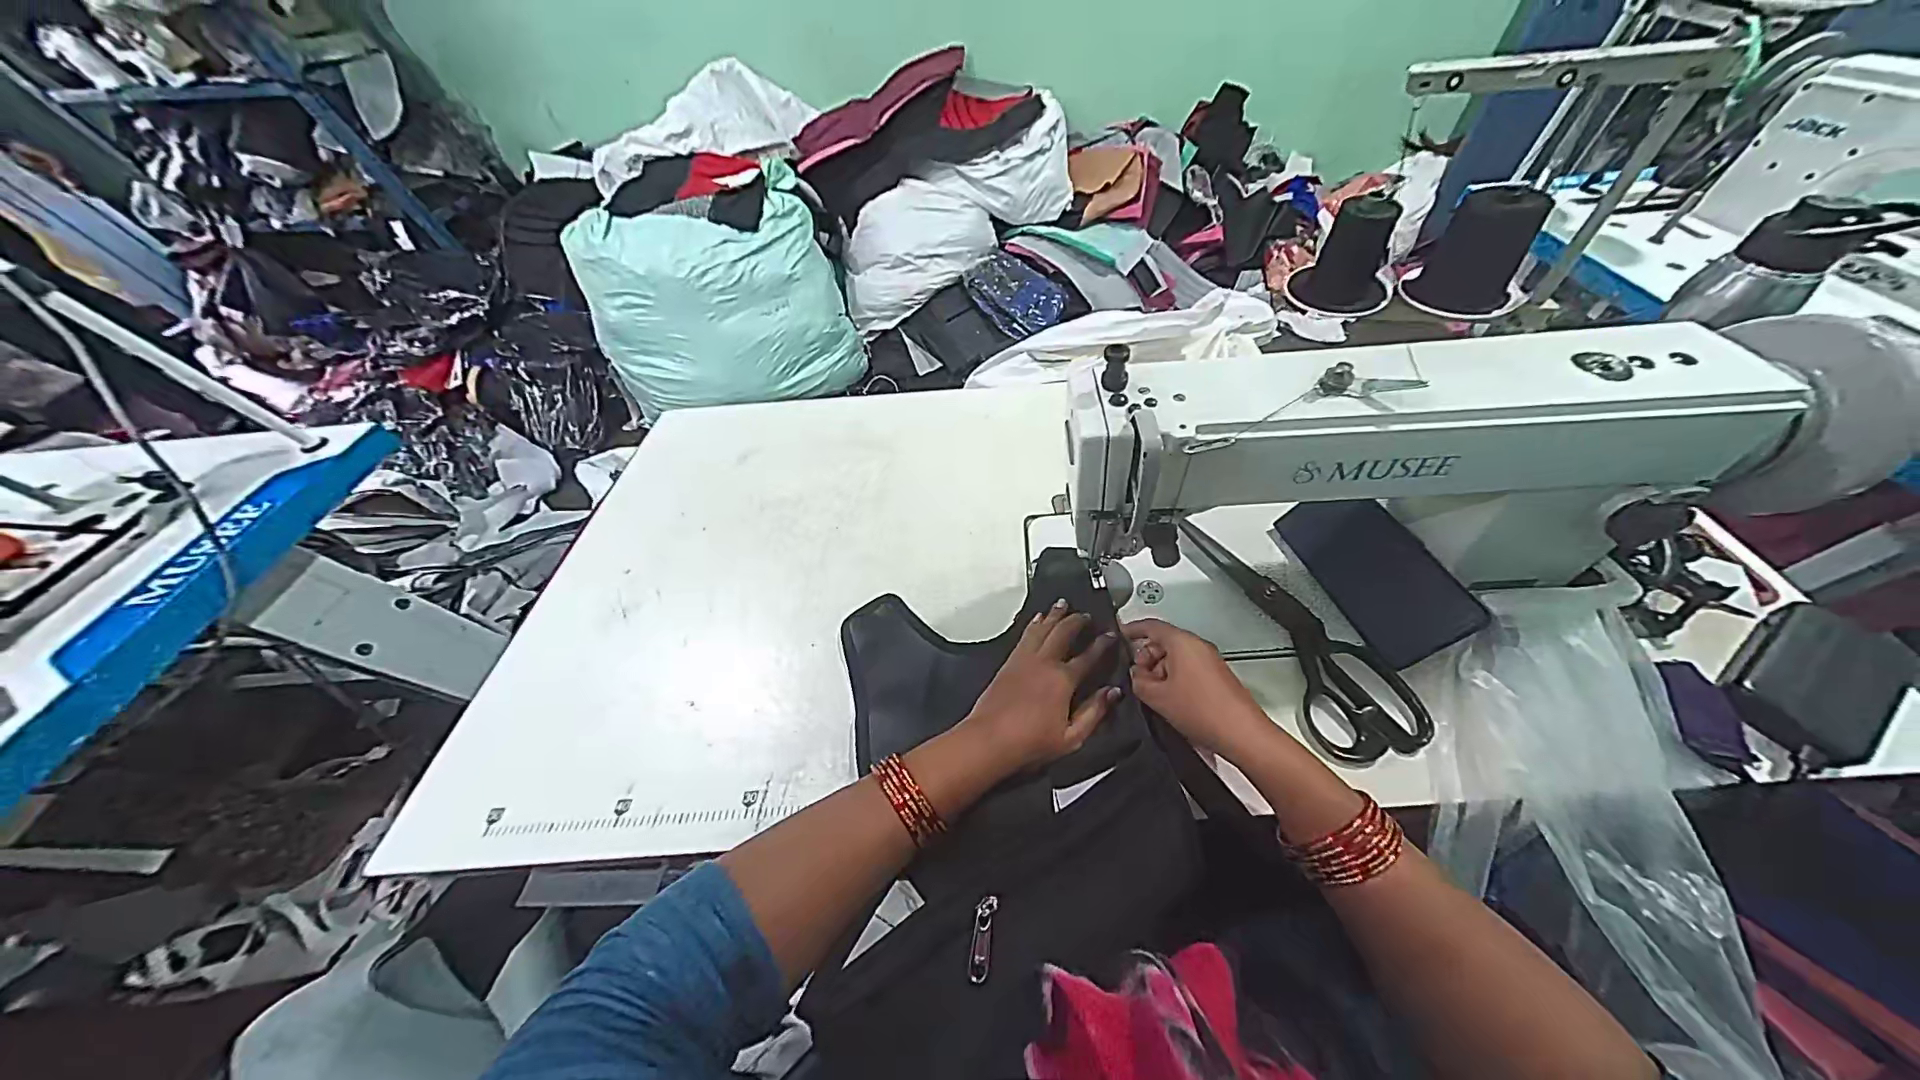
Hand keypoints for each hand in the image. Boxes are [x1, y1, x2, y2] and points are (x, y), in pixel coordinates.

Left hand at [958, 601, 1120, 776]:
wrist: (989, 739)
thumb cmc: (1028, 742)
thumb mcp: (1072, 737)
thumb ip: (1095, 712)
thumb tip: (1112, 694)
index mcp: (1063, 680)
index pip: (1089, 656)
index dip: (1102, 644)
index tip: (1110, 636)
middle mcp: (1044, 663)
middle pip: (1064, 632)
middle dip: (1078, 621)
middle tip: (1087, 615)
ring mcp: (1024, 660)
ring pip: (1043, 628)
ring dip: (1055, 615)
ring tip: (1063, 605)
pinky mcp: (1009, 662)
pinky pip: (1025, 635)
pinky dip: (1034, 624)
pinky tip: (1037, 619)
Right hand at [1126, 618, 1281, 760]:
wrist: (1242, 734)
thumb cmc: (1207, 712)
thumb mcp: (1156, 697)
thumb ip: (1138, 680)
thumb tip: (1136, 675)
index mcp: (1183, 642)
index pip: (1151, 626)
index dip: (1133, 629)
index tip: (1123, 634)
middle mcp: (1199, 646)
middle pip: (1164, 641)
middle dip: (1146, 656)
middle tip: (1137, 675)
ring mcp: (1210, 661)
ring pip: (1177, 656)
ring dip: (1161, 670)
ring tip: (1155, 694)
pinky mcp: (1217, 676)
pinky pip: (1190, 669)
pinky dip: (1176, 678)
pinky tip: (1172, 701)